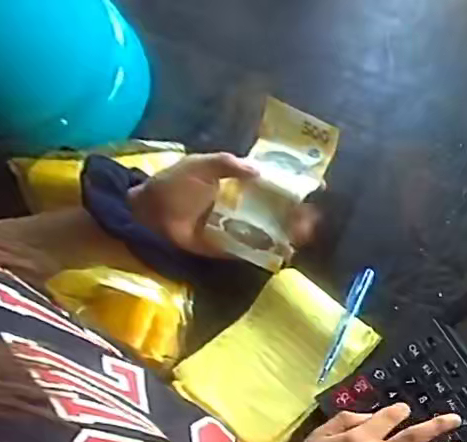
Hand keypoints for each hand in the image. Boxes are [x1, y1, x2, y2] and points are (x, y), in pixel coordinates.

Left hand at [128, 152, 318, 257]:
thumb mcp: (199, 166)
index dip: (293, 186)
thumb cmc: (173, 187)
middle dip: (299, 213)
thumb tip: (259, 171)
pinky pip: (261, 251)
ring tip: (306, 232)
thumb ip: (227, 164)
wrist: (153, 217)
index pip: (273, 184)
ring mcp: (243, 229)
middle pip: (280, 210)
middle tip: (313, 216)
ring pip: (276, 231)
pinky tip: (290, 250)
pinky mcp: (237, 249)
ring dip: (293, 233)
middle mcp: (245, 206)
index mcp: (239, 184)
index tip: (313, 188)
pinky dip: (277, 252)